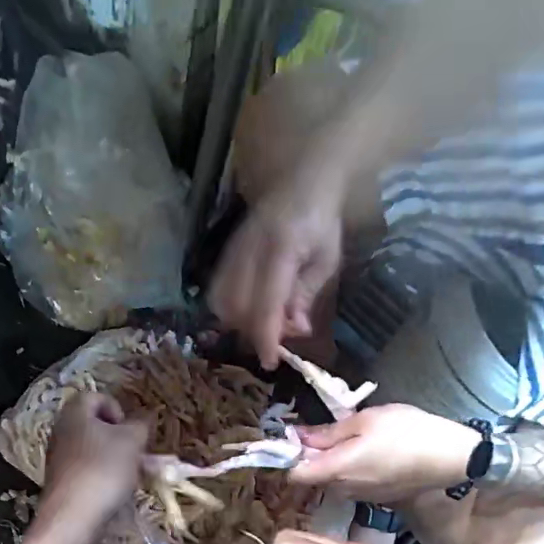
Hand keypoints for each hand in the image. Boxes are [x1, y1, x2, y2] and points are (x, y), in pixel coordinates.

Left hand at [39, 393, 149, 535]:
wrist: (73, 516)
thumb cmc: (104, 469)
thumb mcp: (132, 442)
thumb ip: (140, 425)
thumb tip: (142, 420)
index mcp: (75, 412)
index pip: (97, 397)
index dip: (118, 409)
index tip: (130, 431)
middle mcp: (61, 429)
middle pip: (94, 423)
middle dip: (118, 436)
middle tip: (133, 452)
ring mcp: (58, 456)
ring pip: (91, 447)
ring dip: (112, 456)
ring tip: (127, 474)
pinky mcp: (61, 479)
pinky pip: (85, 467)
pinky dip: (101, 473)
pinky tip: (111, 489)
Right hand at [209, 163, 349, 368]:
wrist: (301, 181)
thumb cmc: (320, 223)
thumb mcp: (326, 261)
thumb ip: (306, 296)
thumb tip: (295, 330)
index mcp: (280, 248)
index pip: (266, 303)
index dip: (266, 337)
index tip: (270, 362)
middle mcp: (249, 248)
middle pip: (237, 307)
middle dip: (254, 332)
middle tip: (277, 339)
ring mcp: (232, 248)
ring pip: (221, 300)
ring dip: (240, 323)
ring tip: (265, 324)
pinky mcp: (225, 251)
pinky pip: (216, 289)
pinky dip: (229, 310)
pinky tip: (249, 312)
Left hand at [289, 405, 481, 501]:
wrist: (450, 458)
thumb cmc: (406, 433)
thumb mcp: (365, 420)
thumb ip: (328, 432)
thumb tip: (298, 436)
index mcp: (336, 471)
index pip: (294, 474)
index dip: (289, 456)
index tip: (294, 437)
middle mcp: (343, 490)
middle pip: (313, 478)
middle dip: (311, 457)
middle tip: (324, 430)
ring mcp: (361, 497)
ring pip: (333, 482)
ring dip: (332, 463)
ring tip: (349, 439)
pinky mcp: (377, 498)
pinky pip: (352, 485)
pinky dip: (350, 471)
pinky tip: (368, 453)